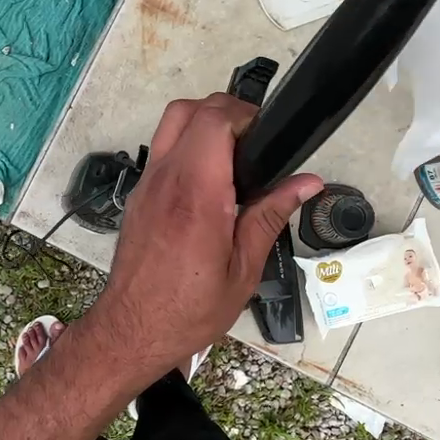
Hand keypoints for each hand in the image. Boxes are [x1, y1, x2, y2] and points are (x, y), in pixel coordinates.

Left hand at [81, 94, 322, 383]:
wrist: (132, 329)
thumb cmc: (189, 309)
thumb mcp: (243, 269)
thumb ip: (271, 216)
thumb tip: (307, 182)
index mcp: (197, 194)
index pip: (213, 120)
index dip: (243, 114)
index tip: (266, 135)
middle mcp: (165, 179)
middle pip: (186, 109)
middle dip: (222, 111)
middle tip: (252, 141)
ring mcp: (145, 185)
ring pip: (169, 126)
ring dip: (200, 126)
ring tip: (232, 159)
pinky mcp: (137, 197)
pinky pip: (160, 152)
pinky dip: (185, 148)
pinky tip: (208, 183)